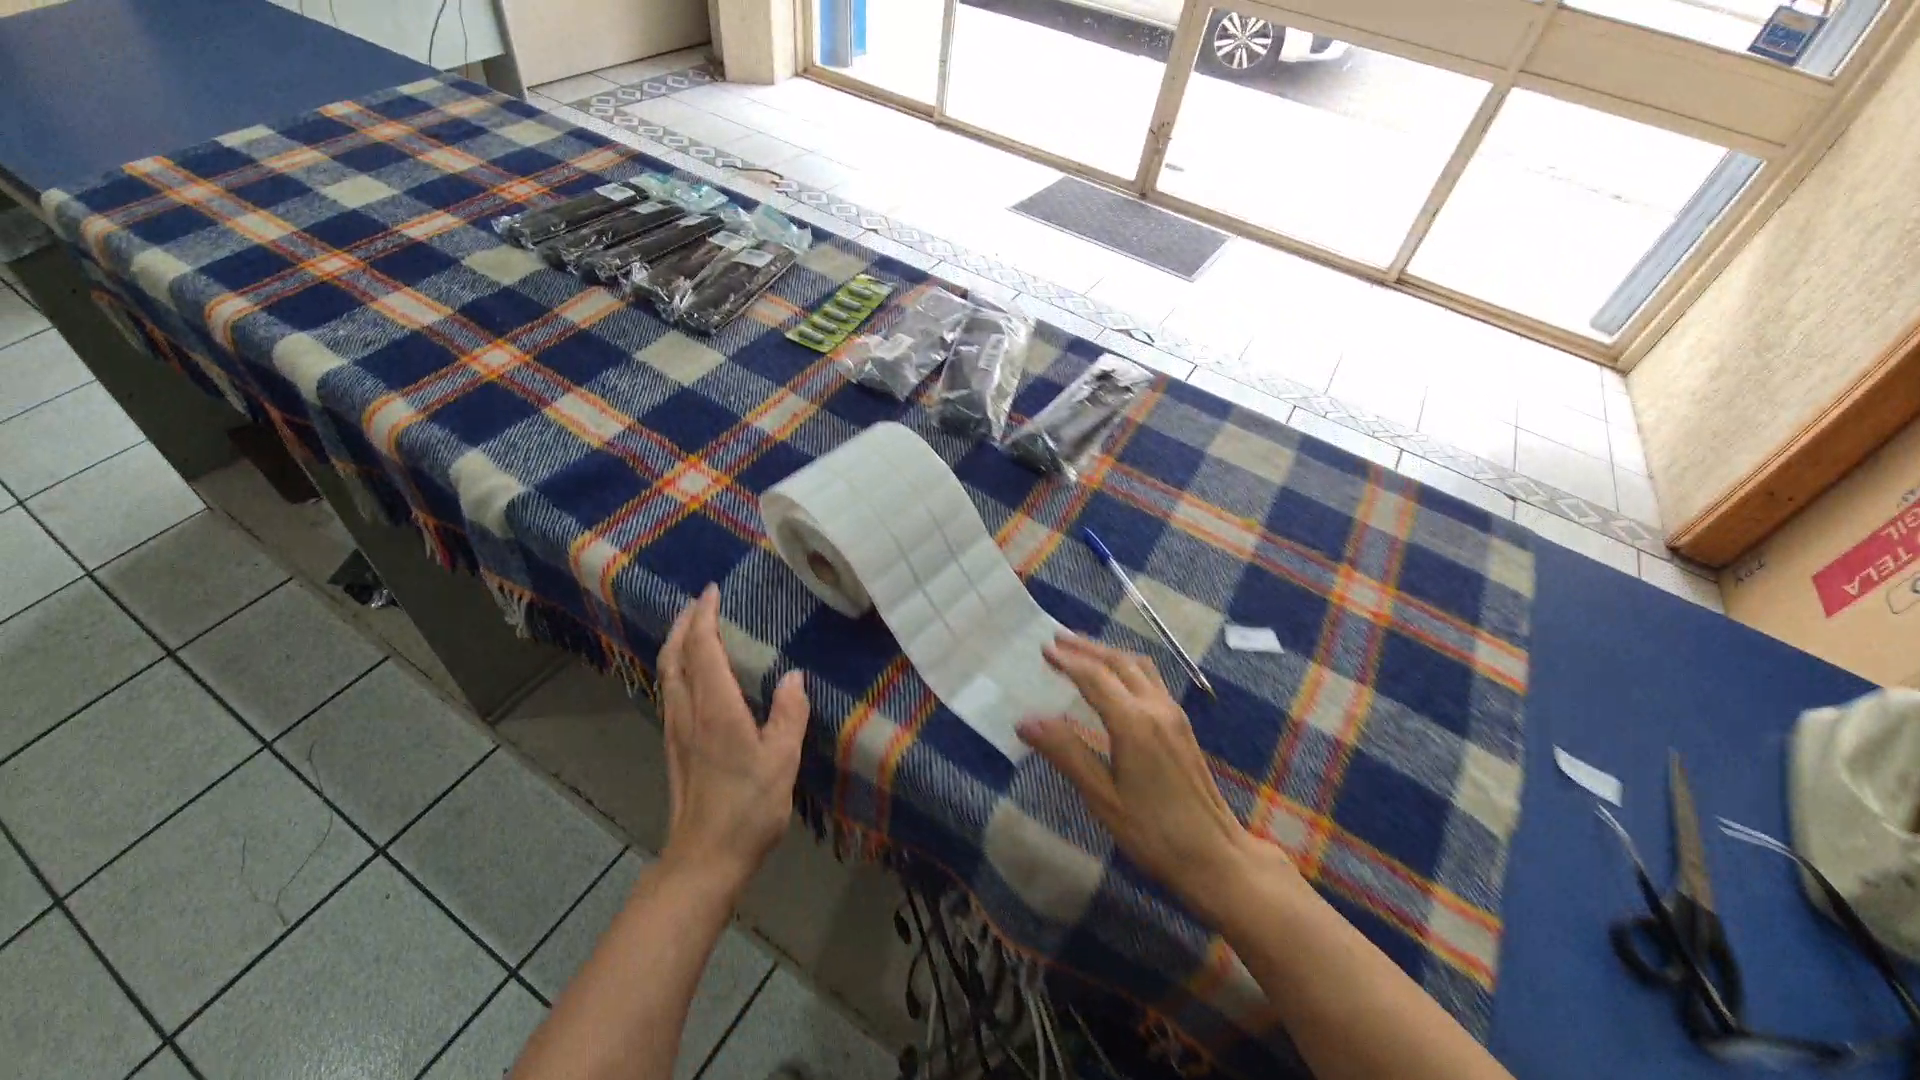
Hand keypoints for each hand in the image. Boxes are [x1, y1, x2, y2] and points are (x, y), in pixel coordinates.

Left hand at [656, 584, 808, 896]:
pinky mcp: (674, 748)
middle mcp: (688, 711)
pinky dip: (679, 669)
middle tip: (699, 604)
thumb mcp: (782, 760)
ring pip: (668, 674)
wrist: (705, 857)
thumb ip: (788, 714)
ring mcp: (676, 730)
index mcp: (715, 707)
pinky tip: (694, 677)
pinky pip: (672, 692)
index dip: (704, 616)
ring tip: (694, 630)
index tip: (712, 591)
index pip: (702, 647)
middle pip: (674, 655)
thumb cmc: (748, 807)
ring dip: (678, 645)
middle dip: (683, 624)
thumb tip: (794, 677)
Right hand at [1018, 634, 1278, 914]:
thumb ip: (1066, 753)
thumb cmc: (1153, 832)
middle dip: (1088, 648)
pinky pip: (1152, 681)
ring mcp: (1174, 716)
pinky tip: (1116, 680)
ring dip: (1109, 654)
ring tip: (1083, 651)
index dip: (1068, 661)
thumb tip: (1025, 720)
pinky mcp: (1182, 727)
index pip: (1095, 677)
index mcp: (1134, 722)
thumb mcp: (1102, 797)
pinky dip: (1127, 668)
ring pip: (1140, 668)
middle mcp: (1156, 708)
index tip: (1044, 650)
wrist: (1214, 854)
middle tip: (1058, 639)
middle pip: (1119, 663)